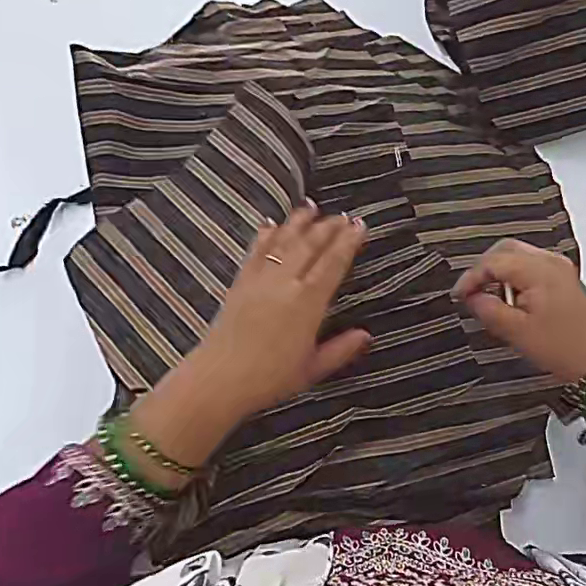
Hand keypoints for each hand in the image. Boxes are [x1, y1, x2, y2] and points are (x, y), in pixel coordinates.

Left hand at [119, 206, 371, 483]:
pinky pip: (256, 252)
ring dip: (298, 222)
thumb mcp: (313, 369)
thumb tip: (366, 335)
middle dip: (328, 227)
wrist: (219, 379)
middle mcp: (285, 284)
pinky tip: (271, 224)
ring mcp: (260, 280)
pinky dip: (265, 235)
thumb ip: (341, 349)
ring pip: (284, 242)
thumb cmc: (270, 379)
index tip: (359, 225)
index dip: (348, 242)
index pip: (333, 264)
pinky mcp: (240, 283)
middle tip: (343, 215)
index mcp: (308, 304)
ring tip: (311, 206)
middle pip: (310, 246)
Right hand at [451, 238, 585, 382]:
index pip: (493, 261)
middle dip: (483, 269)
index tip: (459, 295)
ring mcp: (559, 269)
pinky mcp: (563, 280)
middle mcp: (551, 263)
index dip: (471, 278)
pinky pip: (530, 267)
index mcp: (539, 270)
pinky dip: (513, 278)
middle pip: (505, 250)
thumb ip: (488, 310)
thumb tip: (471, 297)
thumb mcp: (516, 332)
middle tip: (469, 292)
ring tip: (489, 300)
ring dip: (498, 273)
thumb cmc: (565, 349)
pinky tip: (509, 301)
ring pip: (518, 256)